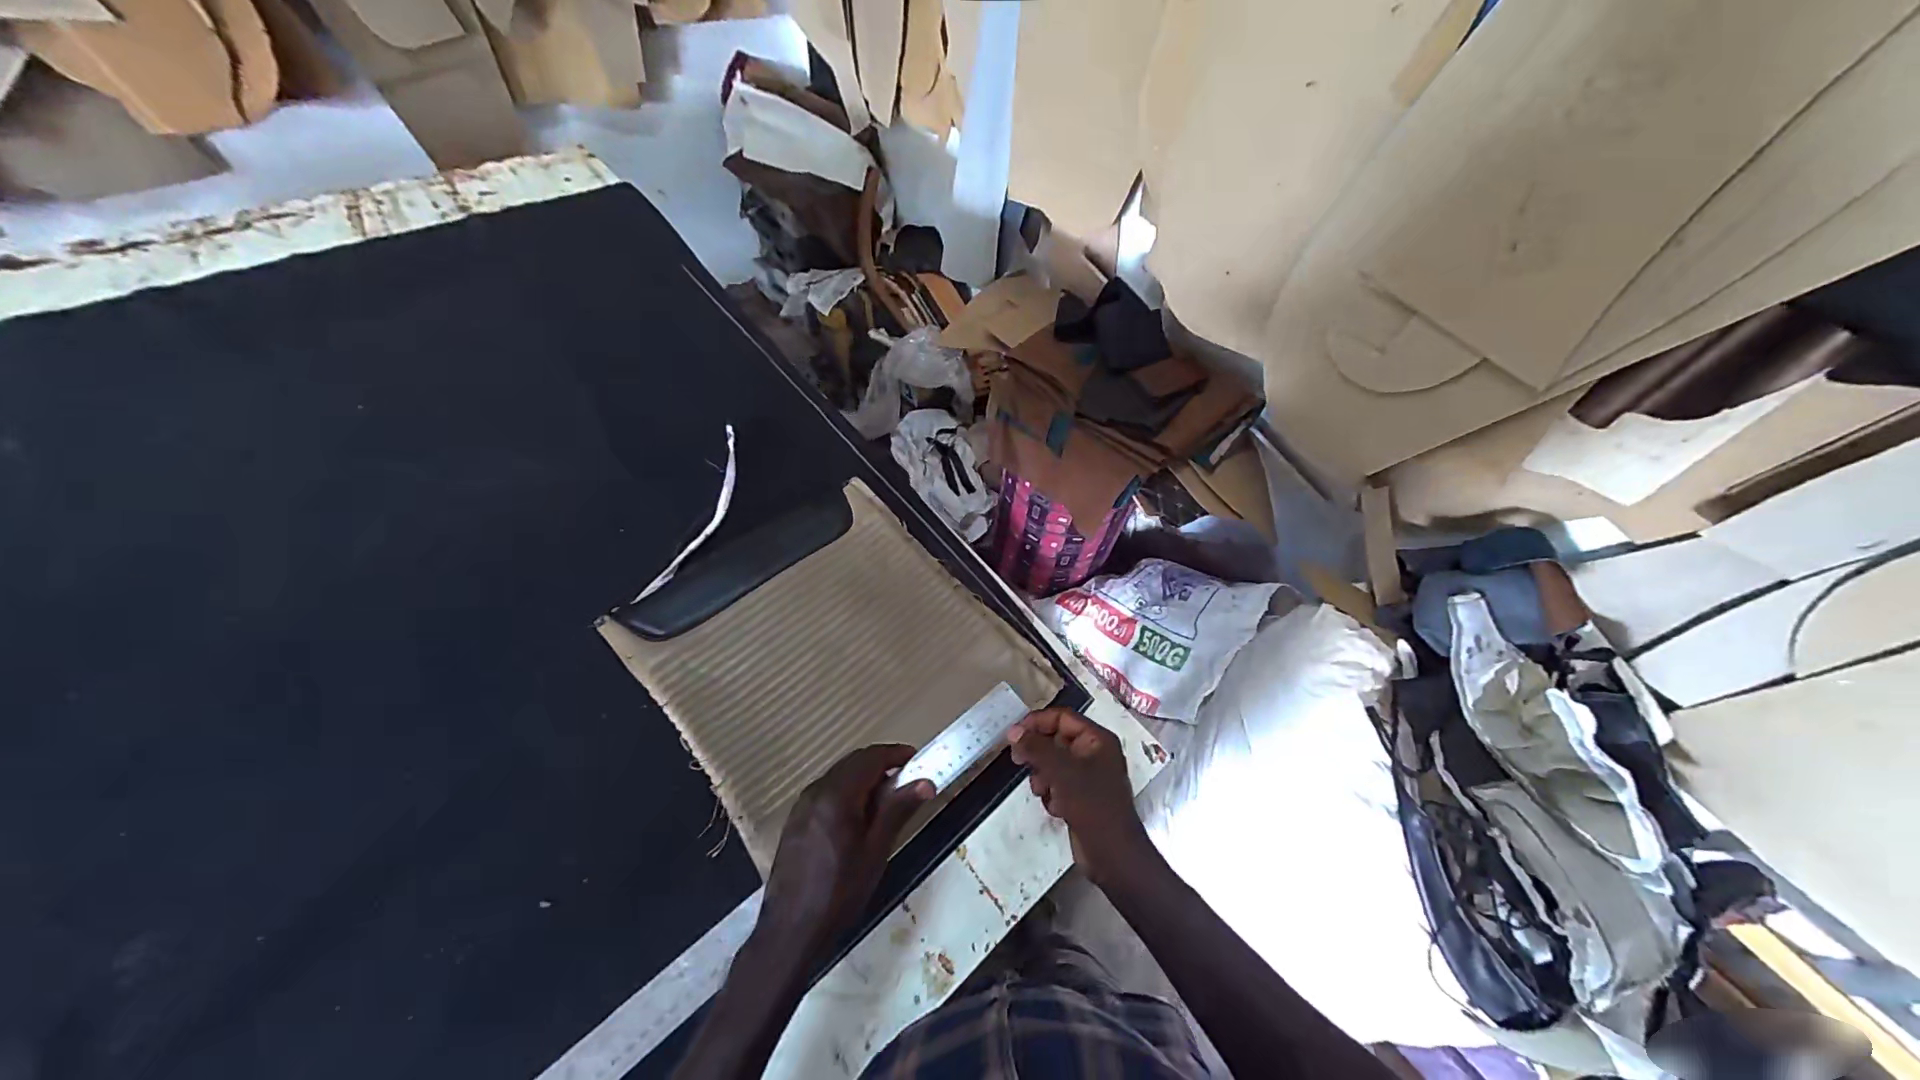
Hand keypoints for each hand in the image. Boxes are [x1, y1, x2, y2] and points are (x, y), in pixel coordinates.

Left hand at [755, 744, 933, 970]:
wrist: (792, 929)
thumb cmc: (840, 891)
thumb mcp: (876, 851)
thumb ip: (898, 810)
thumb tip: (924, 782)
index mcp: (837, 795)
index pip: (870, 758)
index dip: (895, 753)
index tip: (917, 759)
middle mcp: (816, 791)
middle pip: (853, 762)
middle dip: (881, 764)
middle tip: (907, 780)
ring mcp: (803, 805)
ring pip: (839, 776)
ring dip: (864, 778)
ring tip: (887, 800)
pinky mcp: (796, 819)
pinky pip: (827, 791)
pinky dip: (847, 791)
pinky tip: (859, 816)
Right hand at [1007, 708, 1151, 887]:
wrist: (1113, 853)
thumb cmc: (1092, 804)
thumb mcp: (1061, 771)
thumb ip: (1035, 747)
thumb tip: (1014, 731)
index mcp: (1097, 739)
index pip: (1062, 717)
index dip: (1036, 722)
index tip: (1014, 735)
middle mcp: (1094, 754)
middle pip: (1055, 740)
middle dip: (1039, 754)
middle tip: (1019, 761)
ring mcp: (1089, 777)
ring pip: (1053, 764)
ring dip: (1043, 777)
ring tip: (1044, 791)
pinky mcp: (1082, 797)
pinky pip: (1058, 785)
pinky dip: (1052, 794)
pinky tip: (1057, 808)